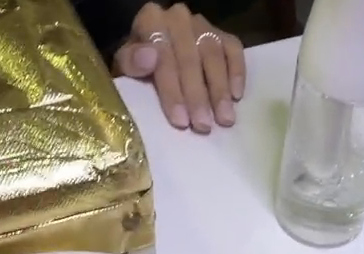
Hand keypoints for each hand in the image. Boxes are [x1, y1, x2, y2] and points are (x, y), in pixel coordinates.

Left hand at [113, 3, 246, 132]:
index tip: (180, 121)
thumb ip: (131, 63)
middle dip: (197, 95)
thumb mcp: (126, 68)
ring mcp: (203, 25)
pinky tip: (237, 96)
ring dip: (219, 89)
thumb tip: (149, 58)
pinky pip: (234, 50)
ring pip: (213, 54)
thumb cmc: (141, 70)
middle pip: (190, 57)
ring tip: (224, 119)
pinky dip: (237, 72)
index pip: (163, 55)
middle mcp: (178, 17)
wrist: (156, 61)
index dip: (172, 90)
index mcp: (151, 20)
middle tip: (203, 126)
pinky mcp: (223, 35)